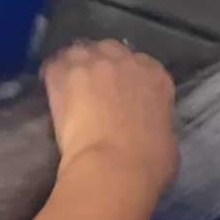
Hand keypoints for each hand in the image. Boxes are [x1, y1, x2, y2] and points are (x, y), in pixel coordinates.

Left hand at [42, 42, 177, 199]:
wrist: (115, 167)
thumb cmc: (149, 164)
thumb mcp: (167, 140)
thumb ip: (156, 122)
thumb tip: (147, 129)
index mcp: (157, 76)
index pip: (142, 66)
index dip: (128, 81)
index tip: (122, 97)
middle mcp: (126, 61)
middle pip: (110, 52)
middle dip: (102, 68)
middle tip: (94, 93)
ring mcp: (93, 63)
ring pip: (79, 54)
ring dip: (75, 68)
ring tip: (70, 91)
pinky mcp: (64, 73)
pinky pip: (53, 65)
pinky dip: (52, 77)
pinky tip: (52, 94)